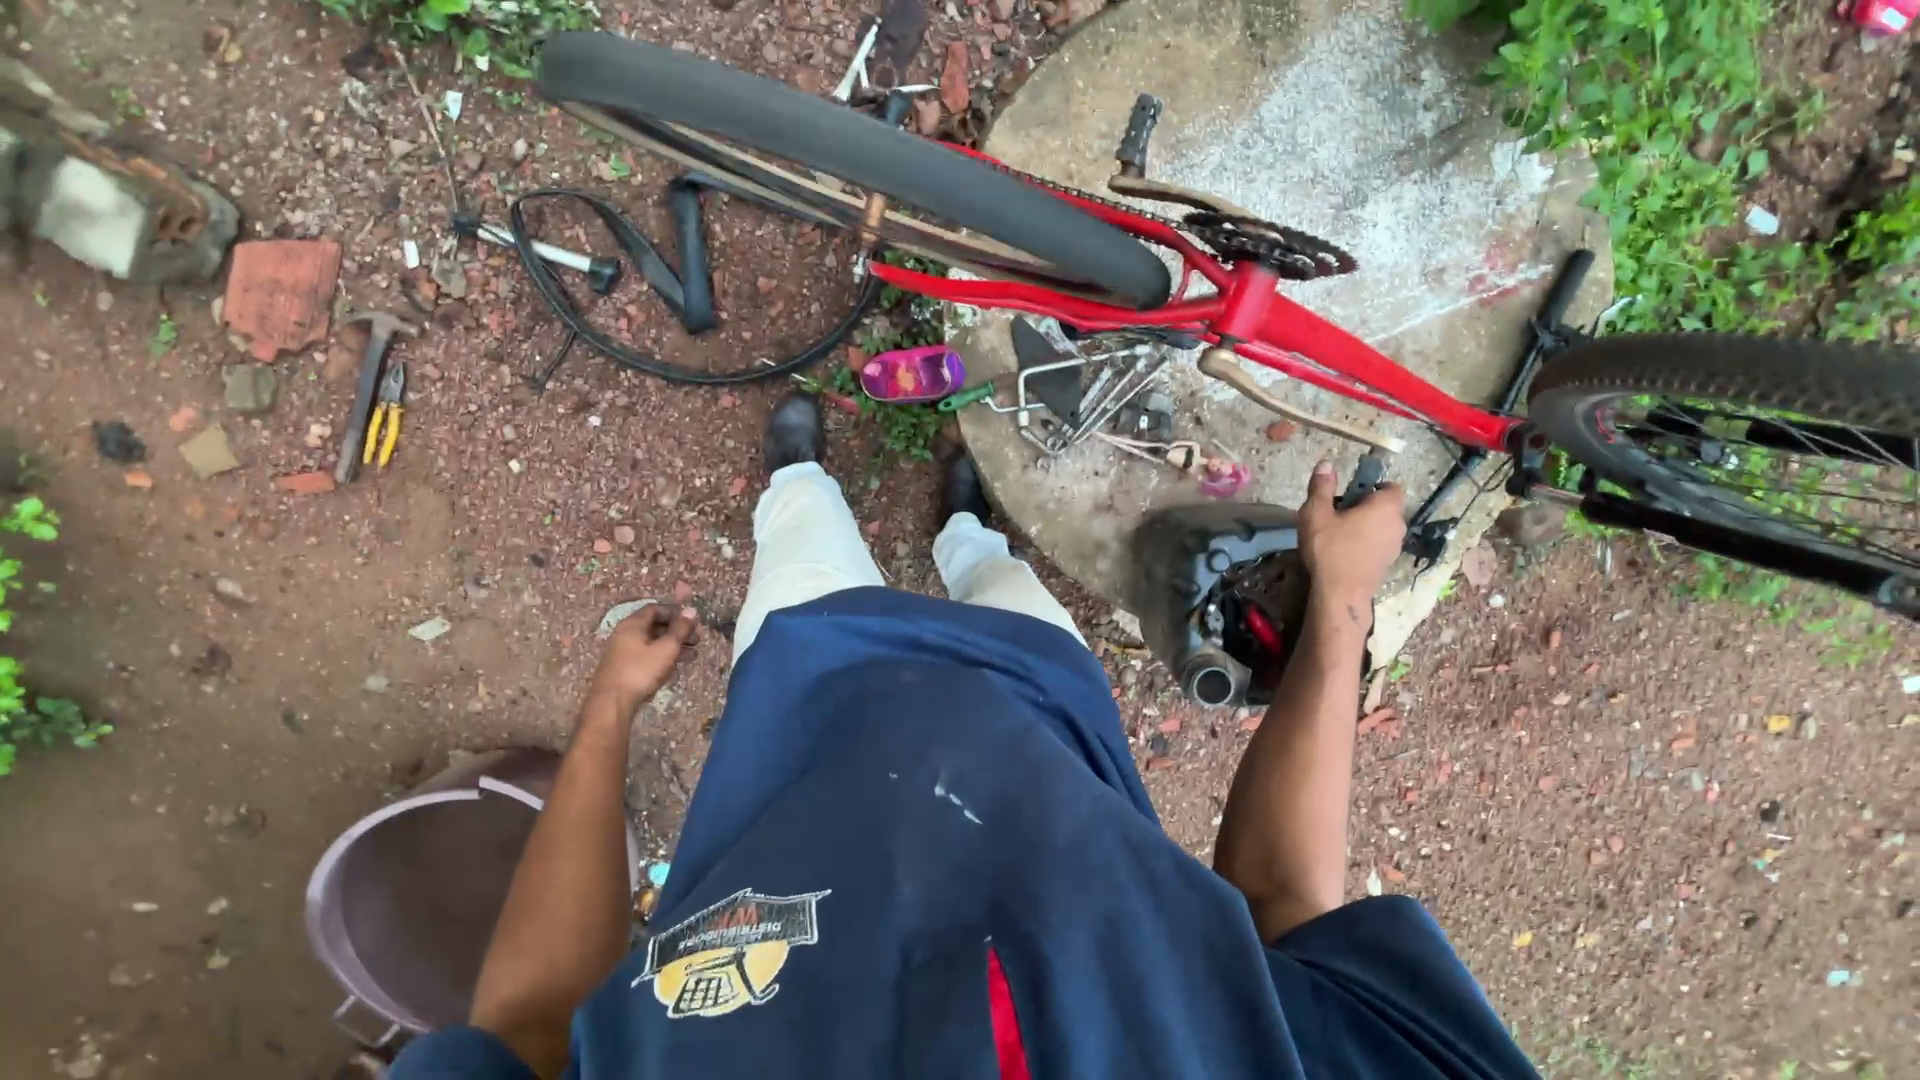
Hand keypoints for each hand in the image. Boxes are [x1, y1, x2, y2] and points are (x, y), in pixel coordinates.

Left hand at [586, 605, 698, 715]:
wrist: (612, 703)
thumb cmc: (641, 671)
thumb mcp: (667, 648)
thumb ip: (680, 629)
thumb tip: (691, 610)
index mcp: (633, 624)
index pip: (655, 608)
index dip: (675, 613)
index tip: (691, 623)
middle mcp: (624, 634)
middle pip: (654, 625)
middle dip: (677, 631)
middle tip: (696, 640)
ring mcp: (622, 652)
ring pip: (651, 642)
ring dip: (672, 646)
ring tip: (692, 655)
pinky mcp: (623, 668)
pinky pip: (645, 655)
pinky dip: (661, 656)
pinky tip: (674, 666)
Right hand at [1297, 459, 1406, 614]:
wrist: (1340, 594)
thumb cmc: (1329, 549)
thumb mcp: (1316, 514)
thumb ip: (1321, 487)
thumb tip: (1326, 464)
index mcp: (1385, 507)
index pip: (1392, 487)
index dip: (1374, 486)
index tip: (1351, 494)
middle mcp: (1398, 525)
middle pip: (1387, 508)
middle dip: (1367, 507)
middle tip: (1339, 513)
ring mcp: (1395, 547)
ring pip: (1383, 528)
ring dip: (1367, 527)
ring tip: (1340, 534)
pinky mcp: (1388, 564)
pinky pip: (1379, 545)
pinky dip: (1367, 544)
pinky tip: (1345, 552)